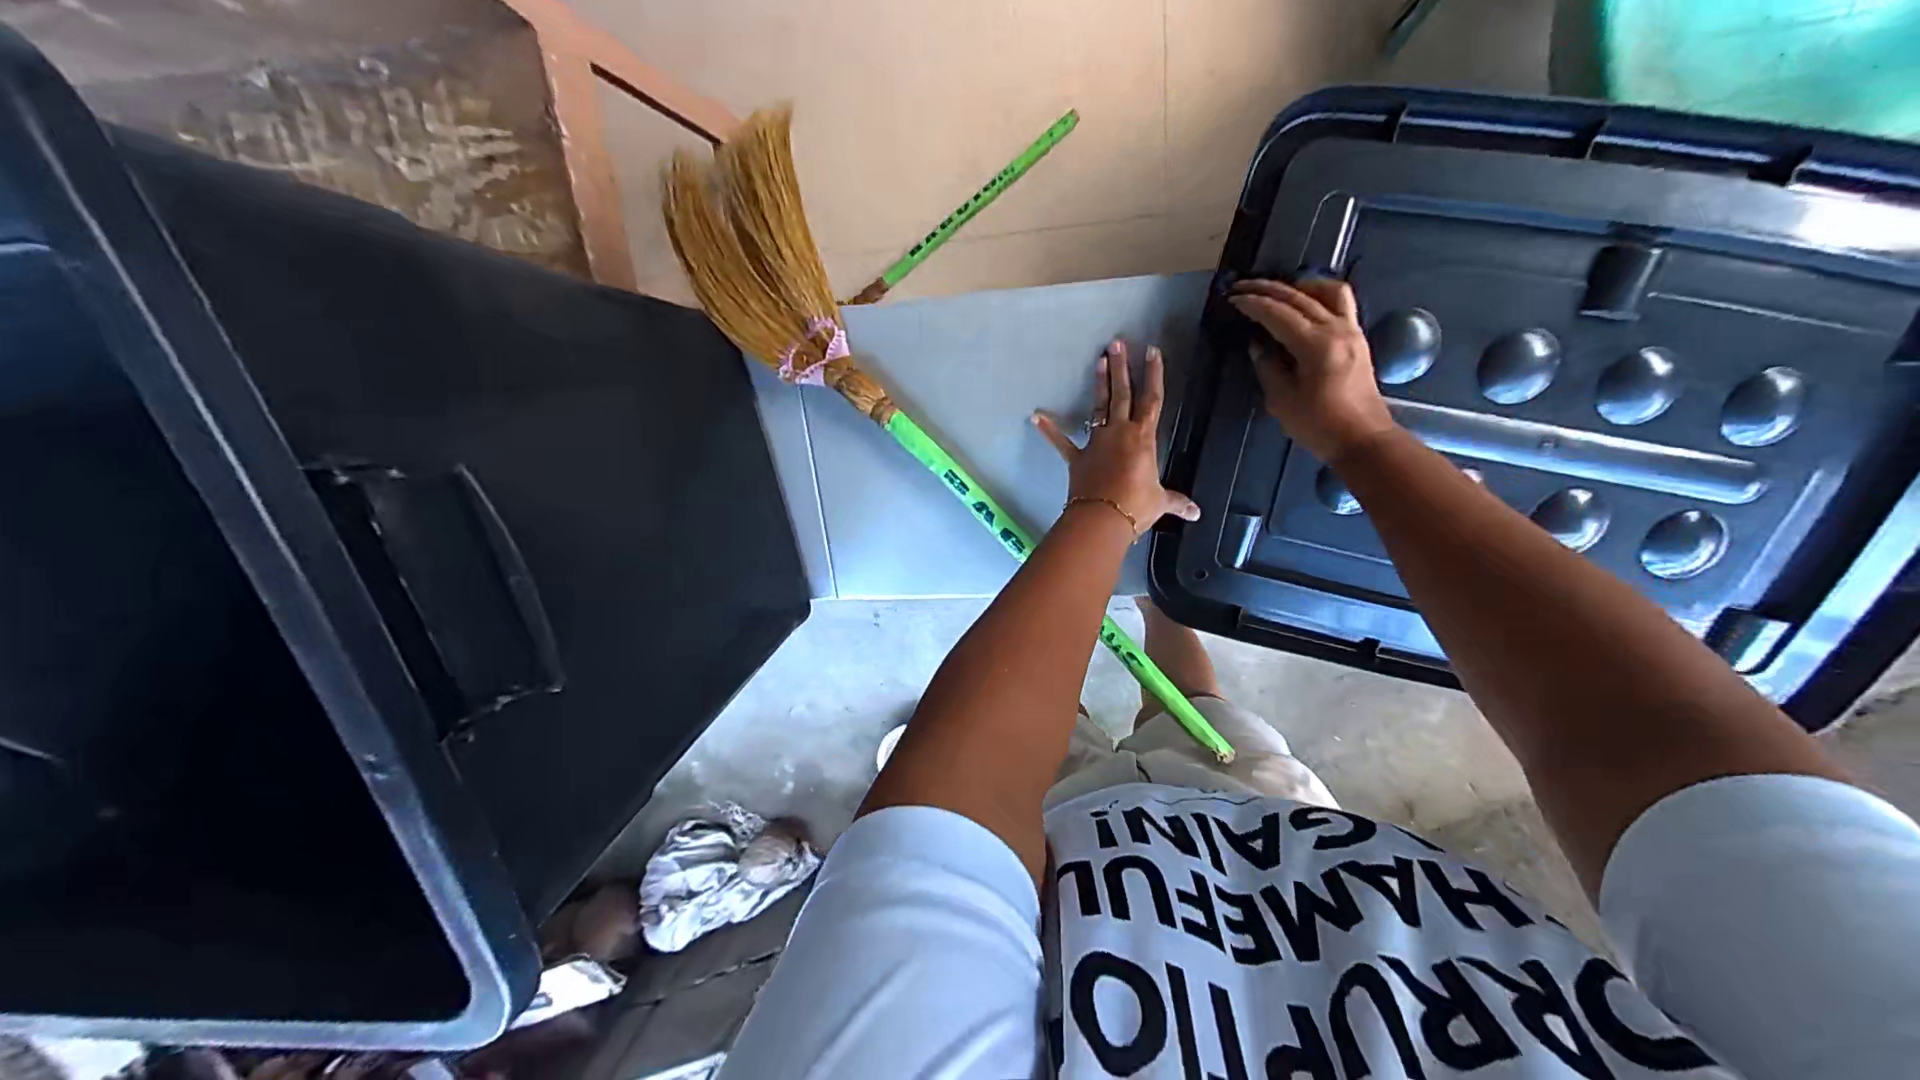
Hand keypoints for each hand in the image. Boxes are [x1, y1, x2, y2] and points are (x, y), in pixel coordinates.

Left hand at [1033, 340, 1201, 537]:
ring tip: (1098, 361)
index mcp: (1143, 438)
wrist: (1103, 517)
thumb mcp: (1160, 502)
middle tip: (1116, 343)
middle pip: (1122, 394)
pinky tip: (1036, 416)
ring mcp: (1096, 443)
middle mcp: (1120, 433)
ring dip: (1099, 385)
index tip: (1151, 351)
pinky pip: (1061, 442)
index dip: (1153, 375)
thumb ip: (1177, 502)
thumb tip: (1195, 513)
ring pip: (1099, 408)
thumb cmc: (1136, 505)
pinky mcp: (1077, 458)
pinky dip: (1049, 430)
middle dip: (1121, 367)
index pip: (1152, 400)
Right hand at [1229, 278, 1397, 462]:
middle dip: (1268, 289)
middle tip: (1242, 287)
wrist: (1362, 439)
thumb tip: (1258, 344)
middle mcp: (1337, 329)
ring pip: (1326, 292)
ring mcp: (1351, 331)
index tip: (1233, 299)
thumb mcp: (1282, 400)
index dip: (1253, 304)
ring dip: (1299, 285)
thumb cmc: (1318, 425)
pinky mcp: (1357, 338)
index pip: (1278, 314)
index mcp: (1315, 345)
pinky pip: (1340, 303)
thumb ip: (1268, 366)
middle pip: (1300, 297)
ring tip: (1277, 290)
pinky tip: (1304, 303)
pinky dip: (1319, 295)